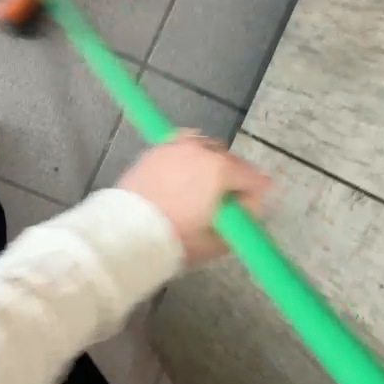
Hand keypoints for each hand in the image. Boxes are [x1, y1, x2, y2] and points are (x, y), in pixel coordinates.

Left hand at [116, 132, 270, 265]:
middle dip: (233, 177)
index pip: (253, 178)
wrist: (127, 230)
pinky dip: (190, 152)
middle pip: (230, 160)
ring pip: (206, 148)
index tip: (250, 206)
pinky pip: (183, 143)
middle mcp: (202, 151)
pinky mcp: (158, 148)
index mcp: (221, 171)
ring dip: (211, 162)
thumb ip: (242, 222)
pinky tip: (186, 167)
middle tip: (225, 199)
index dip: (255, 193)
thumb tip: (247, 209)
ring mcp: (177, 146)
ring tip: (203, 183)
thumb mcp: (217, 240)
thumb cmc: (176, 238)